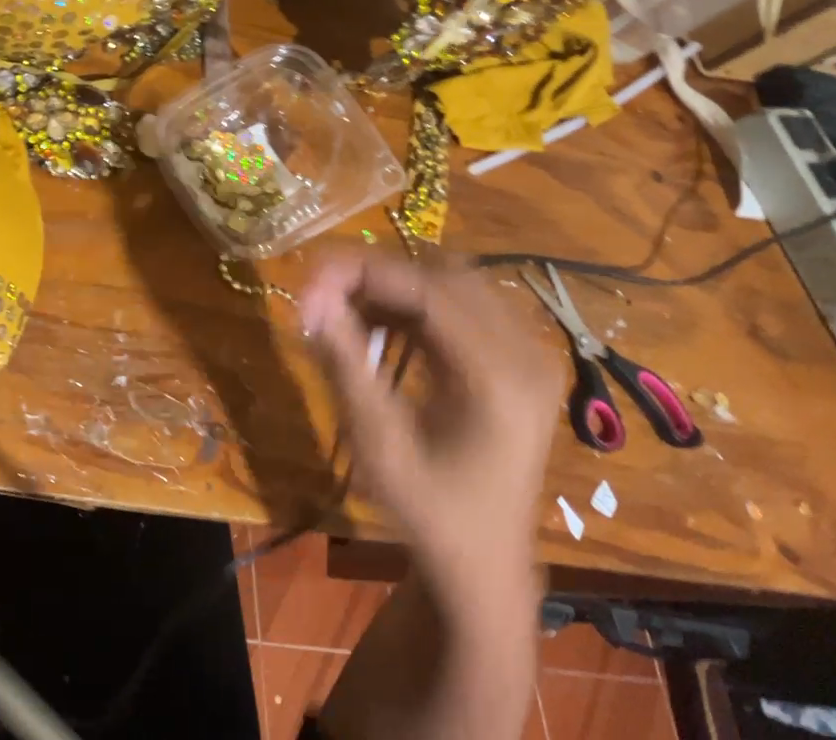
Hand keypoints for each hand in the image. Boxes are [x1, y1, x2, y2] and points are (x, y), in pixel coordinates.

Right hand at [301, 252, 559, 583]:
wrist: (482, 561)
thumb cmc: (427, 508)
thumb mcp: (376, 439)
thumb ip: (345, 364)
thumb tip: (308, 301)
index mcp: (498, 376)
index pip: (428, 290)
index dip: (363, 274)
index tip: (307, 279)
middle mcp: (526, 355)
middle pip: (448, 276)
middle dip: (379, 274)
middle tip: (322, 292)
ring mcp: (528, 359)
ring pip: (457, 287)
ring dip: (396, 289)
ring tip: (343, 310)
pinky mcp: (517, 367)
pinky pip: (465, 311)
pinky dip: (415, 308)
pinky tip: (378, 328)